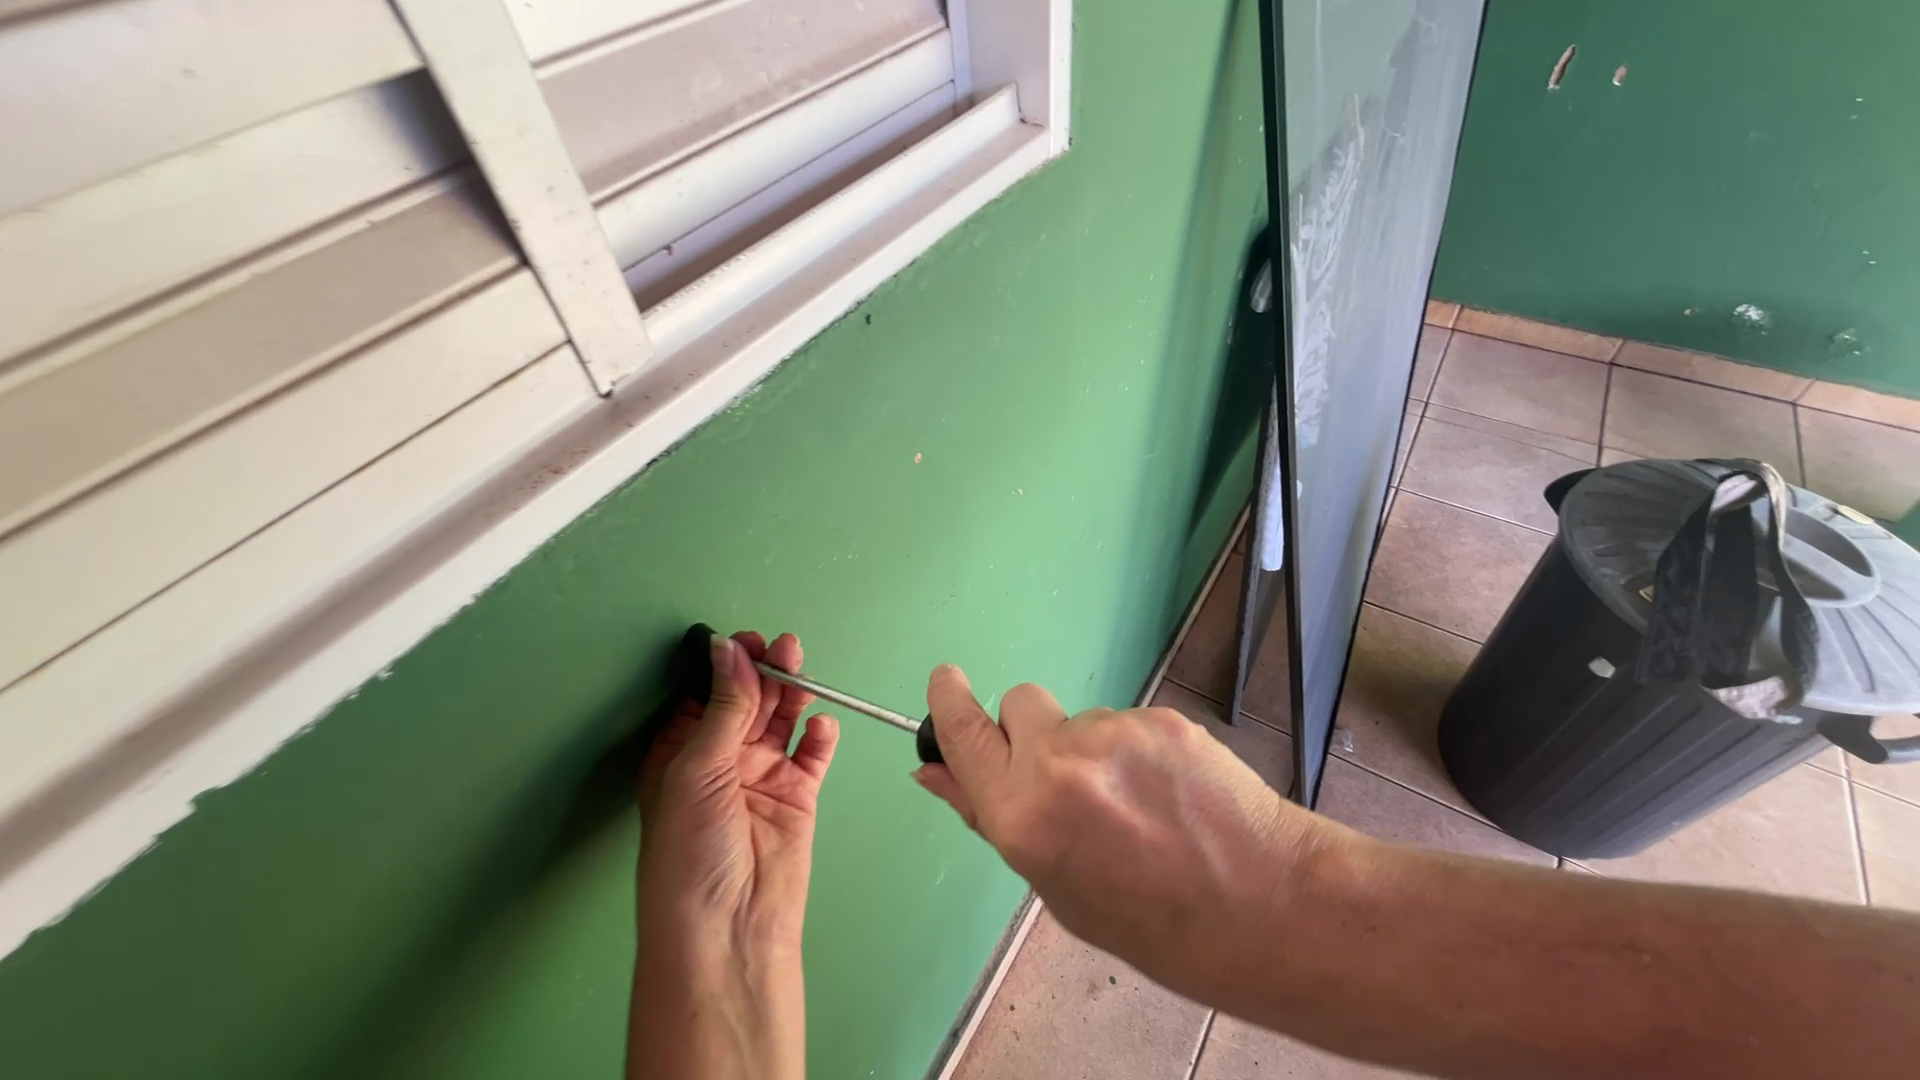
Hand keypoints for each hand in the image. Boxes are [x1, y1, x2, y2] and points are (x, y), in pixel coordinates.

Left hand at [629, 631, 838, 1079]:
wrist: (729, 927)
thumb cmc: (692, 849)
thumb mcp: (698, 769)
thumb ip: (724, 706)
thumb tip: (728, 648)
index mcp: (681, 751)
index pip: (706, 694)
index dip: (726, 666)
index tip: (746, 641)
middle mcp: (721, 759)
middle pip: (747, 700)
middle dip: (764, 671)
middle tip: (782, 647)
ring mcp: (761, 775)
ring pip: (780, 719)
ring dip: (791, 693)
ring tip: (801, 668)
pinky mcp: (797, 794)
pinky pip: (811, 754)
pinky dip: (818, 736)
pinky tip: (820, 725)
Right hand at [911, 666, 1341, 1004]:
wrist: (1264, 907)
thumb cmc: (1148, 923)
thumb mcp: (1053, 887)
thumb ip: (991, 819)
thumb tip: (933, 774)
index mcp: (1022, 818)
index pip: (964, 735)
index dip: (947, 701)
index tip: (945, 678)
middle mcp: (1059, 765)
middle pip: (1019, 702)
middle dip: (1030, 729)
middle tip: (1066, 775)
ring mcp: (1114, 733)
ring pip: (1080, 719)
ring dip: (1092, 749)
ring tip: (1138, 802)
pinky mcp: (1161, 717)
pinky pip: (1129, 724)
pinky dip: (1137, 751)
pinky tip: (1171, 792)